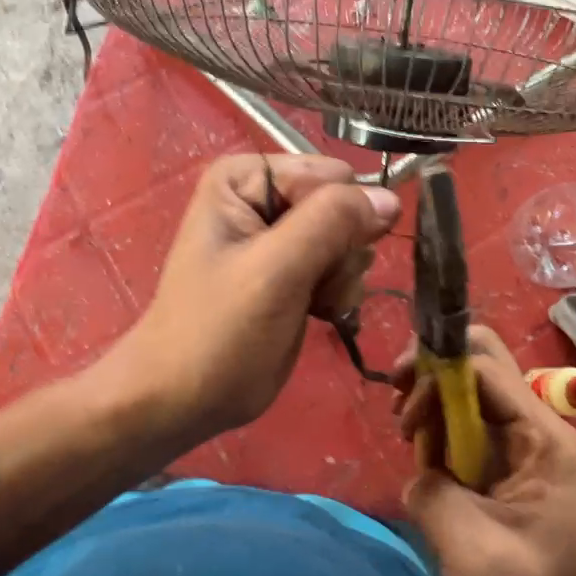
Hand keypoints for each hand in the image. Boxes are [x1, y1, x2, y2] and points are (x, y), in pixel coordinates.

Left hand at [112, 153, 400, 436]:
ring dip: (341, 276)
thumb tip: (391, 198)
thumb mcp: (274, 270)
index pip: (331, 175)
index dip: (337, 216)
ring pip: (351, 238)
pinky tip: (317, 313)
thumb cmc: (218, 332)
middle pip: (344, 205)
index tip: (319, 260)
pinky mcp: (295, 271)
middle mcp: (264, 196)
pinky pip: (343, 265)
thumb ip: (332, 222)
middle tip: (311, 286)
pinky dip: (338, 292)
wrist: (184, 400)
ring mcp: (281, 236)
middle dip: (340, 250)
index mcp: (246, 177)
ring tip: (309, 303)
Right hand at [395, 326, 575, 575]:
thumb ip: (435, 491)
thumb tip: (419, 470)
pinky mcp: (503, 482)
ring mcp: (521, 458)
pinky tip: (421, 462)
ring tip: (407, 440)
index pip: (488, 369)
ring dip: (433, 409)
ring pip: (468, 401)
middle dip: (434, 377)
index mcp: (545, 441)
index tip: (399, 398)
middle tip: (399, 412)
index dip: (439, 368)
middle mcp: (536, 436)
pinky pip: (464, 439)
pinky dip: (438, 440)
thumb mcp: (473, 550)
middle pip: (481, 372)